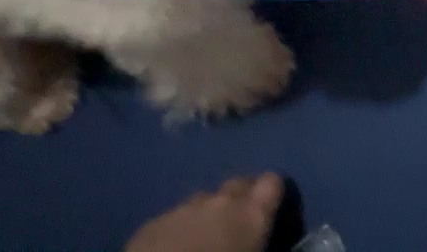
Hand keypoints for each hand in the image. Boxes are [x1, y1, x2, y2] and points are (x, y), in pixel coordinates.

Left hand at [124, 174, 282, 251]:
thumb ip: (259, 242)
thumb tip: (259, 239)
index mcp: (252, 215)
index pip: (273, 182)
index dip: (271, 194)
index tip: (269, 210)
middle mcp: (222, 202)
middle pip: (238, 183)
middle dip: (239, 199)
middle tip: (235, 226)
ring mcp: (184, 209)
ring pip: (203, 200)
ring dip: (206, 214)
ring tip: (200, 241)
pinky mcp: (153, 223)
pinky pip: (173, 218)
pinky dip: (177, 229)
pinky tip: (172, 250)